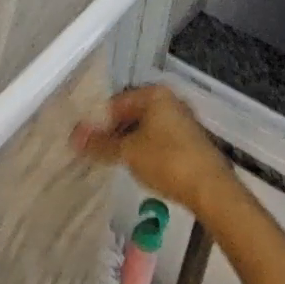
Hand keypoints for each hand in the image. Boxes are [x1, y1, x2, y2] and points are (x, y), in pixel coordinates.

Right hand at [70, 84, 236, 214]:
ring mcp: (184, 121)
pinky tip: (140, 167)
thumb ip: (100, 144)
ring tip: (116, 161)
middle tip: (98, 151)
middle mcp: (171, 101)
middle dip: (115, 131)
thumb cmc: (166, 160)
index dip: (99, 121)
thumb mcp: (128, 152)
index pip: (117, 102)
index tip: (87, 140)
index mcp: (154, 94)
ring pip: (148, 128)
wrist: (211, 189)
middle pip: (133, 113)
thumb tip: (74, 138)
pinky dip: (147, 150)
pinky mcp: (192, 142)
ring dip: (130, 142)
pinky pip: (161, 140)